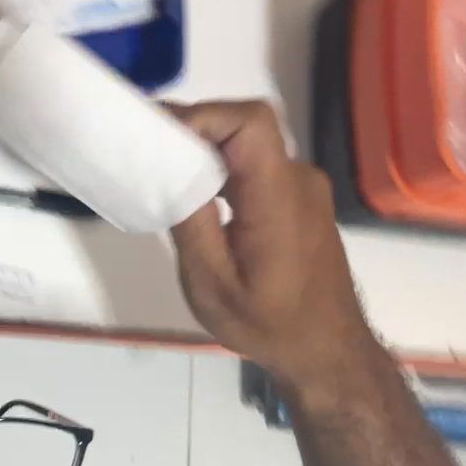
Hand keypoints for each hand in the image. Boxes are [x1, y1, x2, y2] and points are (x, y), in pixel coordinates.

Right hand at [168, 100, 383, 394]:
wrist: (325, 349)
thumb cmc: (267, 324)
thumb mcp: (211, 285)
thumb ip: (191, 224)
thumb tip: (168, 173)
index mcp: (277, 198)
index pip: (250, 123)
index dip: (202, 116)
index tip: (157, 135)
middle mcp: (296, 180)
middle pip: (243, 127)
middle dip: (190, 129)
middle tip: (140, 146)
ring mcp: (299, 187)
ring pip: (245, 145)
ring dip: (200, 148)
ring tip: (153, 166)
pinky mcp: (294, 198)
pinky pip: (252, 165)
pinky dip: (216, 165)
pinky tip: (187, 188)